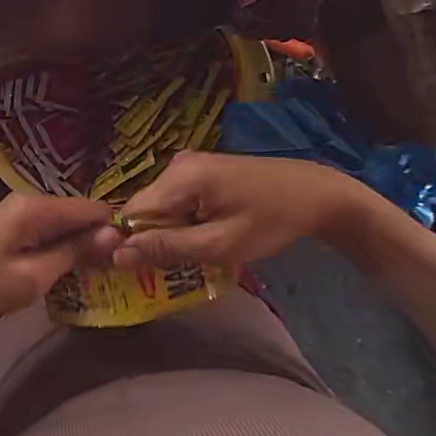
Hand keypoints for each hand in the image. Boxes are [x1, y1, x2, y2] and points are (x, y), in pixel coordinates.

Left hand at [0, 193, 122, 333]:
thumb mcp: (34, 276)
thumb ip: (75, 252)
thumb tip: (115, 234)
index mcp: (36, 206)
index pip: (92, 207)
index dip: (114, 229)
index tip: (129, 256)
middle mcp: (29, 200)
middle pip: (79, 214)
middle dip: (98, 238)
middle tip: (116, 269)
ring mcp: (19, 213)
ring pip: (65, 224)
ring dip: (81, 246)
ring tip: (99, 272)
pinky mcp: (12, 227)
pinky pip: (49, 232)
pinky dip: (63, 248)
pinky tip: (71, 269)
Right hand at [111, 152, 363, 269]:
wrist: (317, 194)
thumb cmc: (271, 221)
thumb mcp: (220, 245)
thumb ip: (168, 249)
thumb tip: (118, 255)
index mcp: (179, 177)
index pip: (131, 213)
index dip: (130, 243)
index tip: (142, 271)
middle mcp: (177, 164)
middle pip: (145, 209)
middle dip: (154, 240)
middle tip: (177, 267)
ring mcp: (190, 165)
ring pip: (161, 207)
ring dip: (171, 233)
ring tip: (195, 253)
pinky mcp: (202, 170)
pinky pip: (177, 200)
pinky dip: (184, 222)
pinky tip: (205, 236)